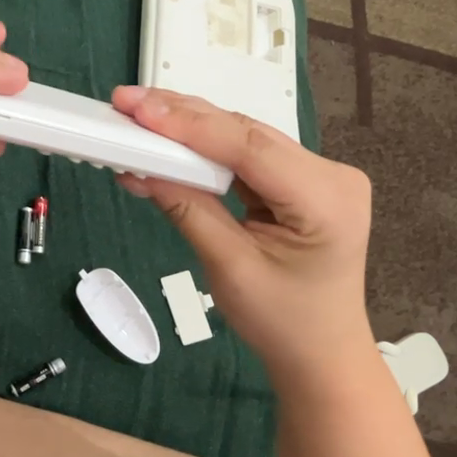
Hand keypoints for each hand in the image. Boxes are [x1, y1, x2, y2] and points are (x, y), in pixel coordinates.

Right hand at [111, 86, 373, 379]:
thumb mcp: (229, 268)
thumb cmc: (282, 322)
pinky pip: (243, 151)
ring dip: (188, 125)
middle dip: (182, 117)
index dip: (190, 125)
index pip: (250, 147)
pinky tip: (166, 135)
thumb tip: (140, 167)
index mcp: (326, 200)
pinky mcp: (297, 178)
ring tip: (137, 113)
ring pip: (242, 135)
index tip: (139, 110)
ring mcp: (317, 173)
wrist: (320, 354)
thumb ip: (187, 209)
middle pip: (245, 132)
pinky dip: (202, 144)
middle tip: (126, 103)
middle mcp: (330, 174)